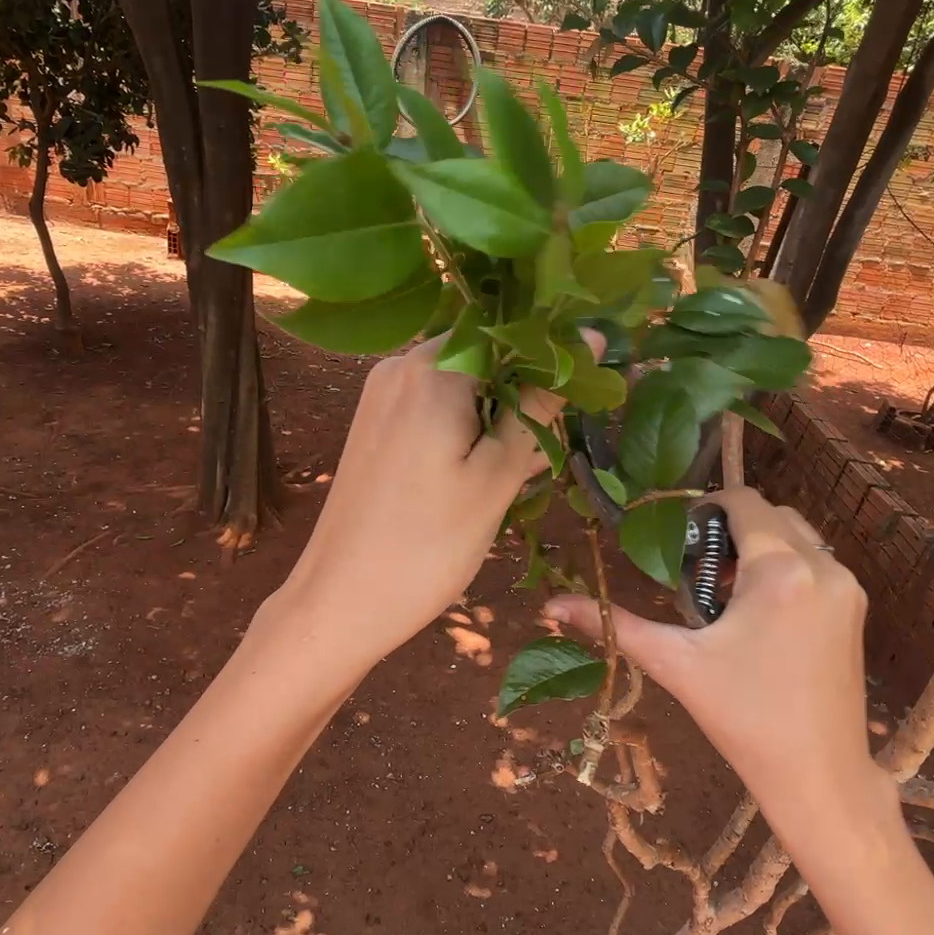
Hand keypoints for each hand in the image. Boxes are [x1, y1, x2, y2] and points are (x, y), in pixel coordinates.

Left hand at [273, 332, 591, 670]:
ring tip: (512, 468)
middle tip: (546, 446)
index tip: (581, 398)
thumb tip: (593, 340)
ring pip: (461, 385)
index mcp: (431, 368)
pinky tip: (477, 473)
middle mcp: (398, 366)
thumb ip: (542, 405)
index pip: (512, 332)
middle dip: (524, 393)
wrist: (340, 602)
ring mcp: (380, 395)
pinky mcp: (373, 425)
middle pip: (484, 355)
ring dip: (496, 416)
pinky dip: (464, 430)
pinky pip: (433, 407)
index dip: (553, 360)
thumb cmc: (426, 546)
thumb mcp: (496, 477)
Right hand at [543, 488, 876, 825]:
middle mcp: (824, 568)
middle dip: (729, 530)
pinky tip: (753, 614)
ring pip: (798, 537)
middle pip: (772, 514)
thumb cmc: (743, 719)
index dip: (704, 509)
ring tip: (721, 594)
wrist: (819, 776)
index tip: (674, 542)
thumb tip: (551, 606)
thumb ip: (615, 625)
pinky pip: (816, 564)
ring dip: (757, 548)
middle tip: (693, 571)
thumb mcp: (675, 663)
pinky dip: (783, 568)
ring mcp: (848, 589)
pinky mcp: (856, 611)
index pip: (744, 501)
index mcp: (781, 571)